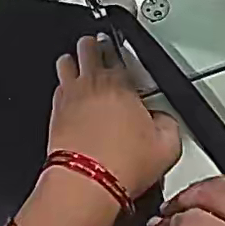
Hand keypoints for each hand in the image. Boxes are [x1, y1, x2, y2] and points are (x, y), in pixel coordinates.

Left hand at [49, 34, 182, 199]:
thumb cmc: (121, 164)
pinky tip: (70, 94)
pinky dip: (63, 86)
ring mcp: (69, 95)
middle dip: (93, 43)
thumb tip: (165, 122)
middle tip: (99, 45)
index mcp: (120, 84)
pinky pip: (57, 87)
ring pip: (66, 61)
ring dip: (73, 60)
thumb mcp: (167, 146)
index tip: (124, 53)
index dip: (122, 51)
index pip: (120, 54)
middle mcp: (92, 83)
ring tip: (80, 63)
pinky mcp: (55, 112)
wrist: (86, 182)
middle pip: (87, 46)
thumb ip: (169, 124)